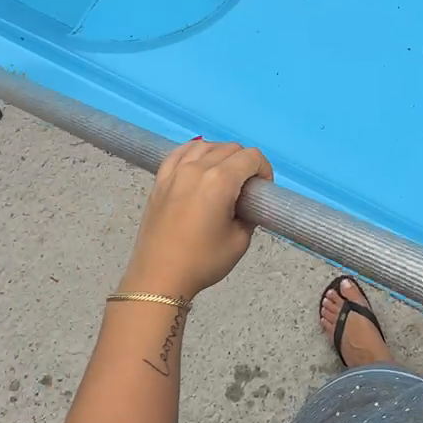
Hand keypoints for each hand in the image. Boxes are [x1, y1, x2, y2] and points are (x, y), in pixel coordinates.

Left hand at [118, 140, 273, 300]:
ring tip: (224, 177)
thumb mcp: (240, 241)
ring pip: (205, 146)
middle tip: (247, 188)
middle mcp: (197, 169)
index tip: (263, 188)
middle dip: (245, 163)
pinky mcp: (160, 180)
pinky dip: (194, 153)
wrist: (159, 277)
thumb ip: (249, 214)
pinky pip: (179, 153)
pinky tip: (199, 163)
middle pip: (230, 148)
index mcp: (220, 181)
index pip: (251, 157)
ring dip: (221, 155)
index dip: (264, 169)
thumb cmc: (202, 261)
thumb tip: (246, 204)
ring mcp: (175, 172)